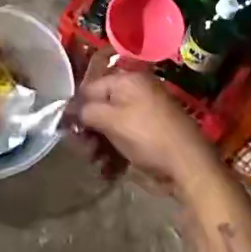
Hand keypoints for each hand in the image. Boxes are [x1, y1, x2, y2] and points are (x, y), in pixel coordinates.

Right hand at [70, 52, 223, 197]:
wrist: (185, 162)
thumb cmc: (147, 135)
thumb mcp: (112, 120)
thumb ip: (86, 111)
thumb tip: (68, 108)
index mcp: (128, 81)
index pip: (90, 87)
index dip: (75, 107)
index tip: (64, 129)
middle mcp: (135, 93)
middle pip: (99, 108)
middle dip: (87, 130)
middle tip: (84, 150)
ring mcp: (142, 114)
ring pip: (109, 127)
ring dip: (98, 146)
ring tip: (97, 162)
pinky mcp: (147, 135)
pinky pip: (122, 139)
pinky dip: (113, 153)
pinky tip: (108, 170)